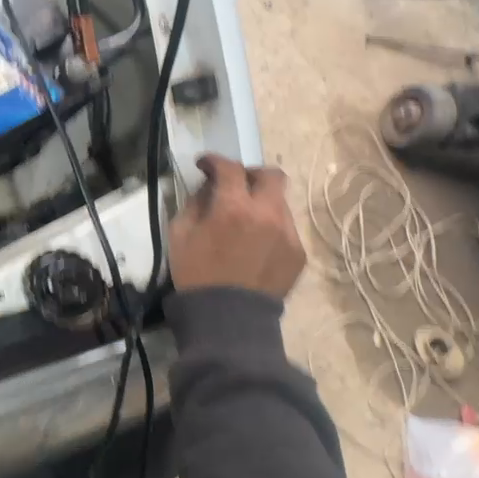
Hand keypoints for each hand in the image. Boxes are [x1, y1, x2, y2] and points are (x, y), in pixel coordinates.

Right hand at [168, 154, 306, 299]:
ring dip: (260, 203)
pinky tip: (253, 245)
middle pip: (271, 176)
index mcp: (233, 208)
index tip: (204, 165)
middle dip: (250, 174)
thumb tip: (208, 188)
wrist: (228, 316)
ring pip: (279, 203)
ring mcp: (288, 233)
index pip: (230, 168)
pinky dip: (268, 227)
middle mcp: (267, 214)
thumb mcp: (180, 234)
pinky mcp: (298, 252)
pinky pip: (284, 228)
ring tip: (243, 221)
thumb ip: (195, 204)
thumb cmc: (195, 272)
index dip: (215, 161)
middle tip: (235, 185)